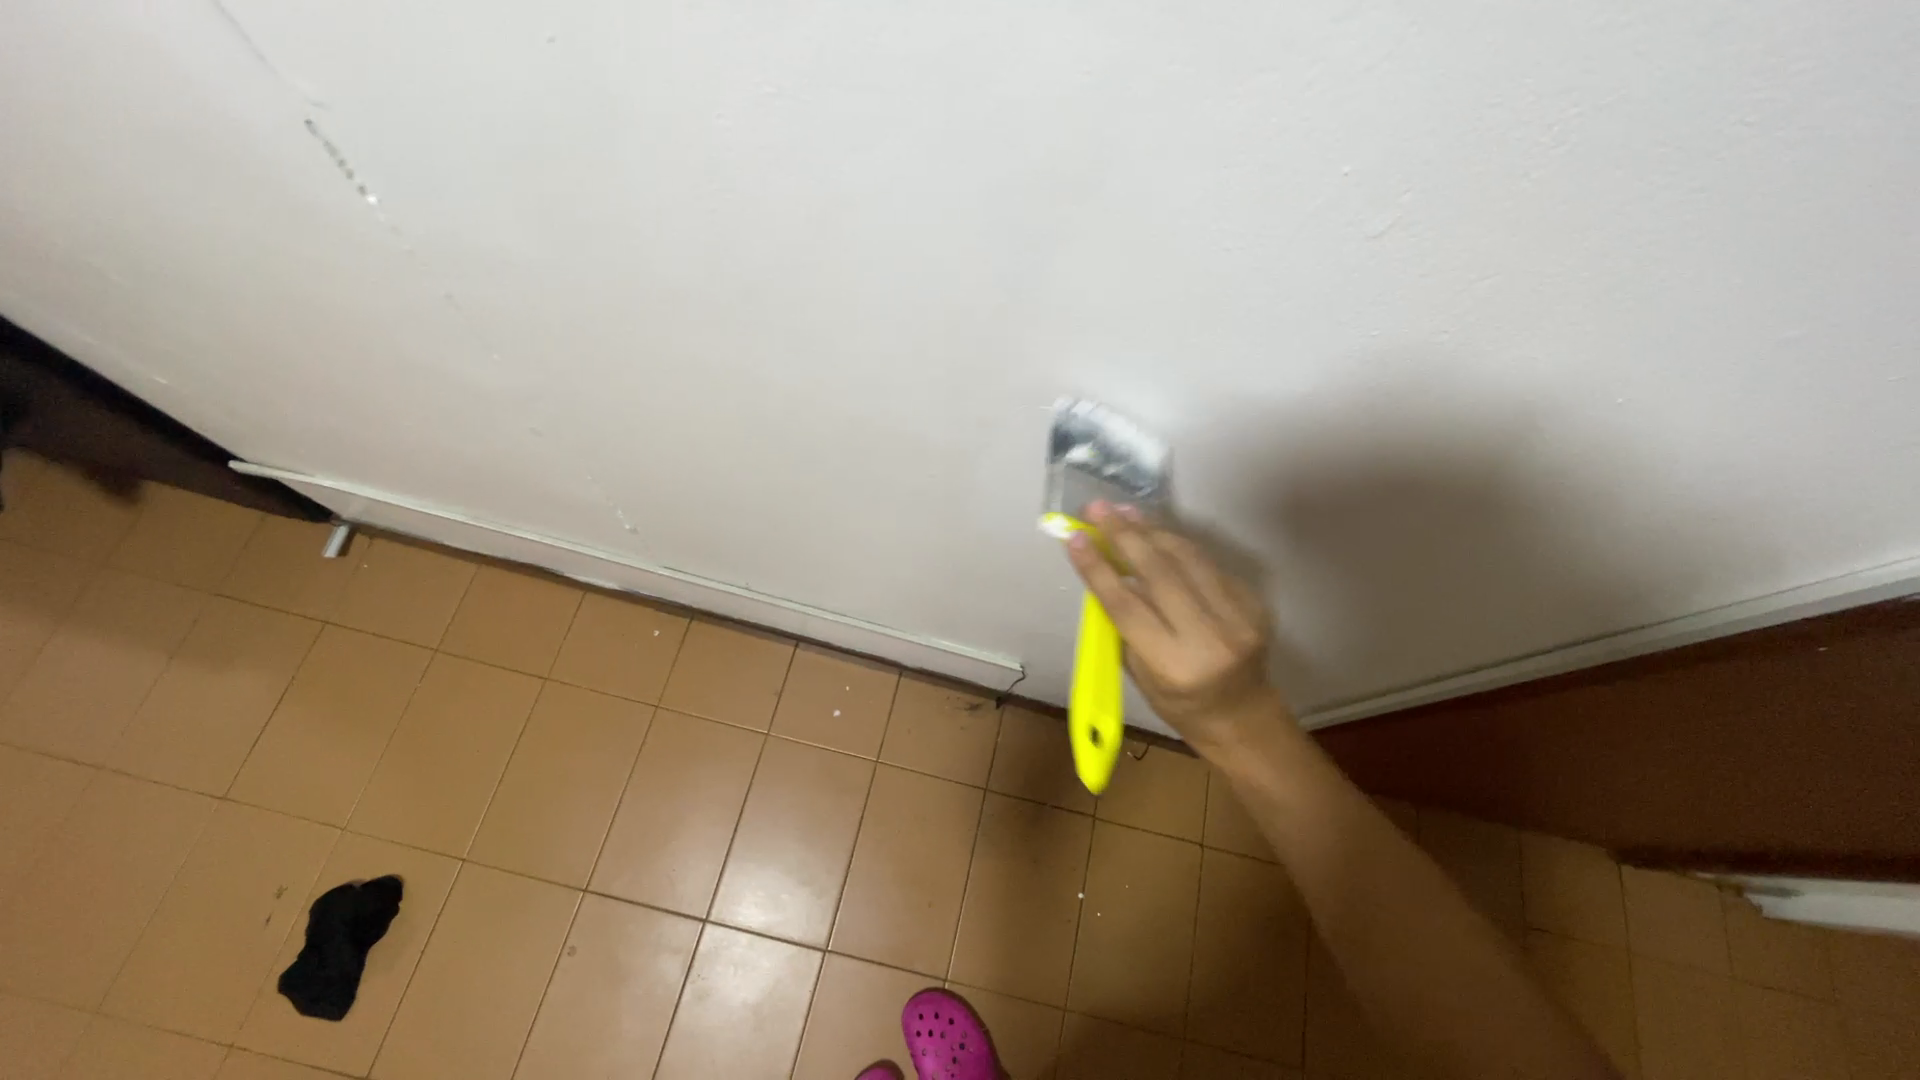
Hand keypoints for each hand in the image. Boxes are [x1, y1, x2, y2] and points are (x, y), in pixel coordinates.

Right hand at [1063, 501, 1283, 752]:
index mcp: (1173, 664)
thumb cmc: (1179, 703)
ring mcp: (1238, 618)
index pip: (1126, 606)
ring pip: (1188, 559)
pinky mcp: (1253, 603)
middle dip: (1124, 536)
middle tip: (1098, 508)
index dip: (1098, 569)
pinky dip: (1178, 546)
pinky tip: (1156, 533)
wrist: (1243, 716)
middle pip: (1160, 573)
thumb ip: (1126, 623)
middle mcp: (1209, 638)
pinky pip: (1208, 565)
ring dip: (1152, 531)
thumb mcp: (1140, 673)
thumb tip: (1109, 568)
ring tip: (1124, 511)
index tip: (1074, 538)